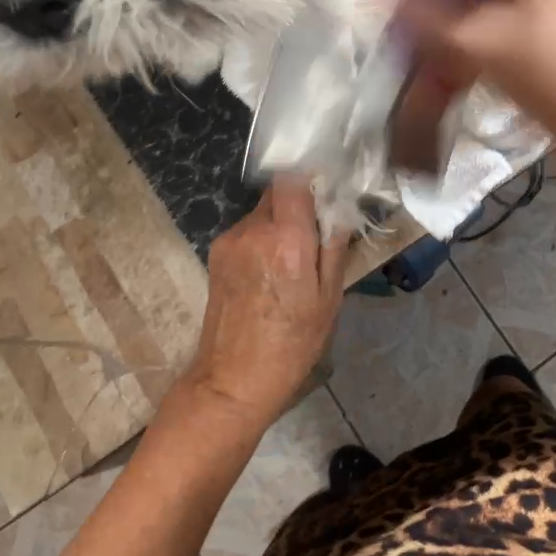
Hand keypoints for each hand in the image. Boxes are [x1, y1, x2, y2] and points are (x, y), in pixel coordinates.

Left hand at [184, 176, 347, 418]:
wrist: (232, 382)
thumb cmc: (292, 345)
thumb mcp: (329, 298)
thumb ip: (334, 246)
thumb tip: (339, 207)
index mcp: (287, 240)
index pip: (293, 178)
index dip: (311, 174)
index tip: (329, 185)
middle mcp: (254, 230)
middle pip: (278, 191)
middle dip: (300, 200)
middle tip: (318, 227)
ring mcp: (230, 241)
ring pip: (263, 211)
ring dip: (281, 221)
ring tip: (295, 258)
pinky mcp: (217, 254)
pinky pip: (248, 231)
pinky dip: (264, 238)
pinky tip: (272, 271)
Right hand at [396, 0, 555, 134]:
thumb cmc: (542, 72)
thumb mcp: (478, 41)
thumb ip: (427, 16)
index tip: (402, 11)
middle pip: (472, 2)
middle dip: (440, 26)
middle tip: (410, 45)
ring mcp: (543, 28)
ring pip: (481, 30)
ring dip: (451, 48)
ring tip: (425, 68)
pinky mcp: (541, 59)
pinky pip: (495, 52)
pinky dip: (470, 64)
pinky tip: (450, 82)